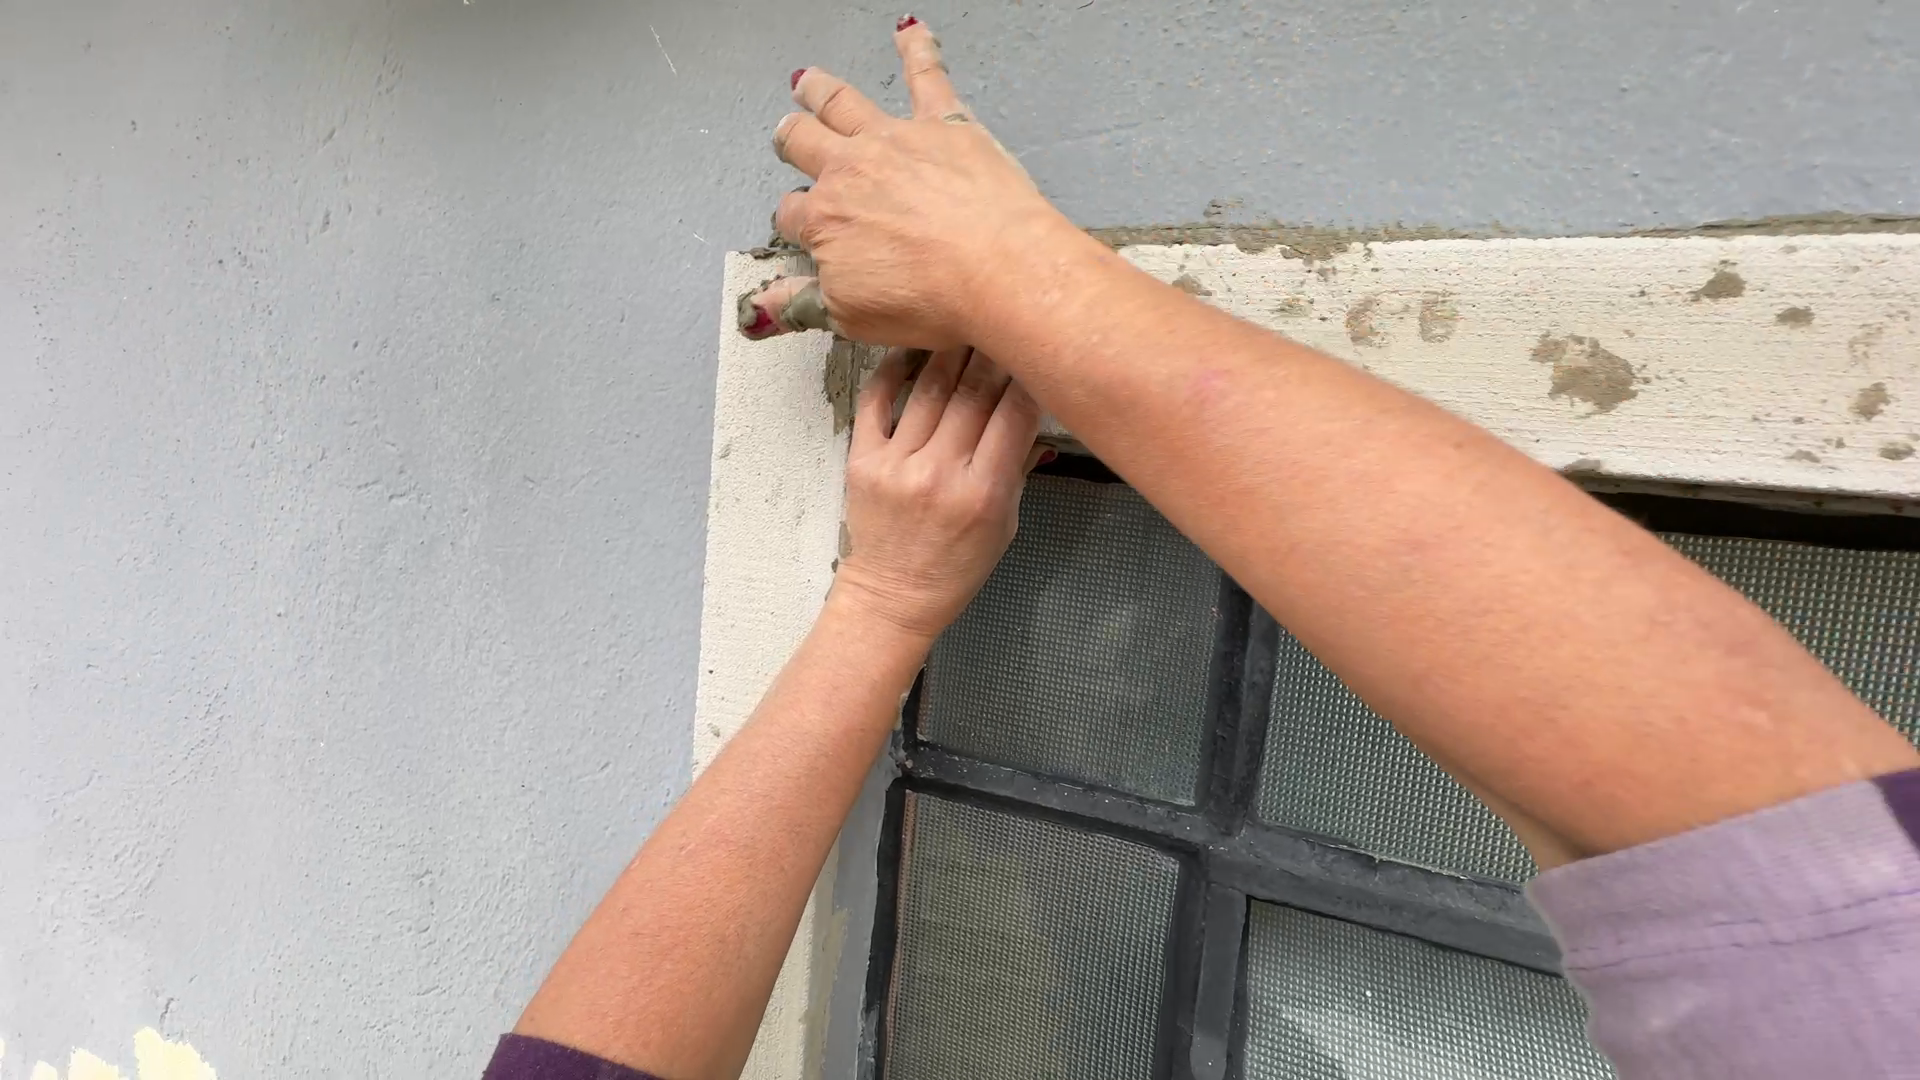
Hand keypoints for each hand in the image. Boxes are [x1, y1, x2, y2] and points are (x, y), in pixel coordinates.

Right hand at [736, 17, 1074, 348]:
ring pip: (843, 104)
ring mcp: (894, 142)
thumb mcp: (851, 317)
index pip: (793, 216)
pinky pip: (925, 74)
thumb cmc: (930, 297)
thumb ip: (803, 305)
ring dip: (820, 92)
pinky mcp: (942, 123)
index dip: (794, 223)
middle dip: (792, 142)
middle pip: (805, 146)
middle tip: (787, 137)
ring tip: (806, 83)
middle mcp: (851, 171)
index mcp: (826, 220)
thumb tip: (764, 309)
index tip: (799, 229)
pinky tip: (909, 32)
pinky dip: (917, 49)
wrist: (995, 270)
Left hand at [831, 345, 1049, 642]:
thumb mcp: (1005, 526)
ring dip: (952, 347)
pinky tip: (913, 349)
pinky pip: (878, 398)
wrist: (894, 595)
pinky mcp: (862, 458)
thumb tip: (1036, 418)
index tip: (1036, 352)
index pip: (1015, 414)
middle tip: (1005, 320)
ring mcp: (896, 462)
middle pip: (974, 390)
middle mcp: (939, 471)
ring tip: (965, 320)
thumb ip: (1017, 470)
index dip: (1030, 376)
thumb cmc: (957, 566)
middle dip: (995, 351)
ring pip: (931, 386)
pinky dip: (895, 368)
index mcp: (983, 492)